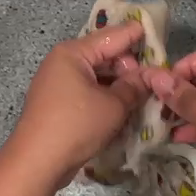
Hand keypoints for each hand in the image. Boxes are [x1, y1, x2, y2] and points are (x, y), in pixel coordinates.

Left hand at [1, 20, 148, 183]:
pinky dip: (105, 95)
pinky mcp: (57, 103)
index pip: (113, 36)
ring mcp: (57, 83)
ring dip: (119, 83)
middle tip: (155, 78)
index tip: (159, 33)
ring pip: (97, 75)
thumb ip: (135, 86)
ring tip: (144, 94)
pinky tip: (123, 107)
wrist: (37, 163)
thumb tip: (150, 76)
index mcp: (73, 53)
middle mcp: (62, 62)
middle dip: (130, 65)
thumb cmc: (76, 126)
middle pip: (104, 55)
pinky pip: (87, 91)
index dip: (137, 35)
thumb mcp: (113, 106)